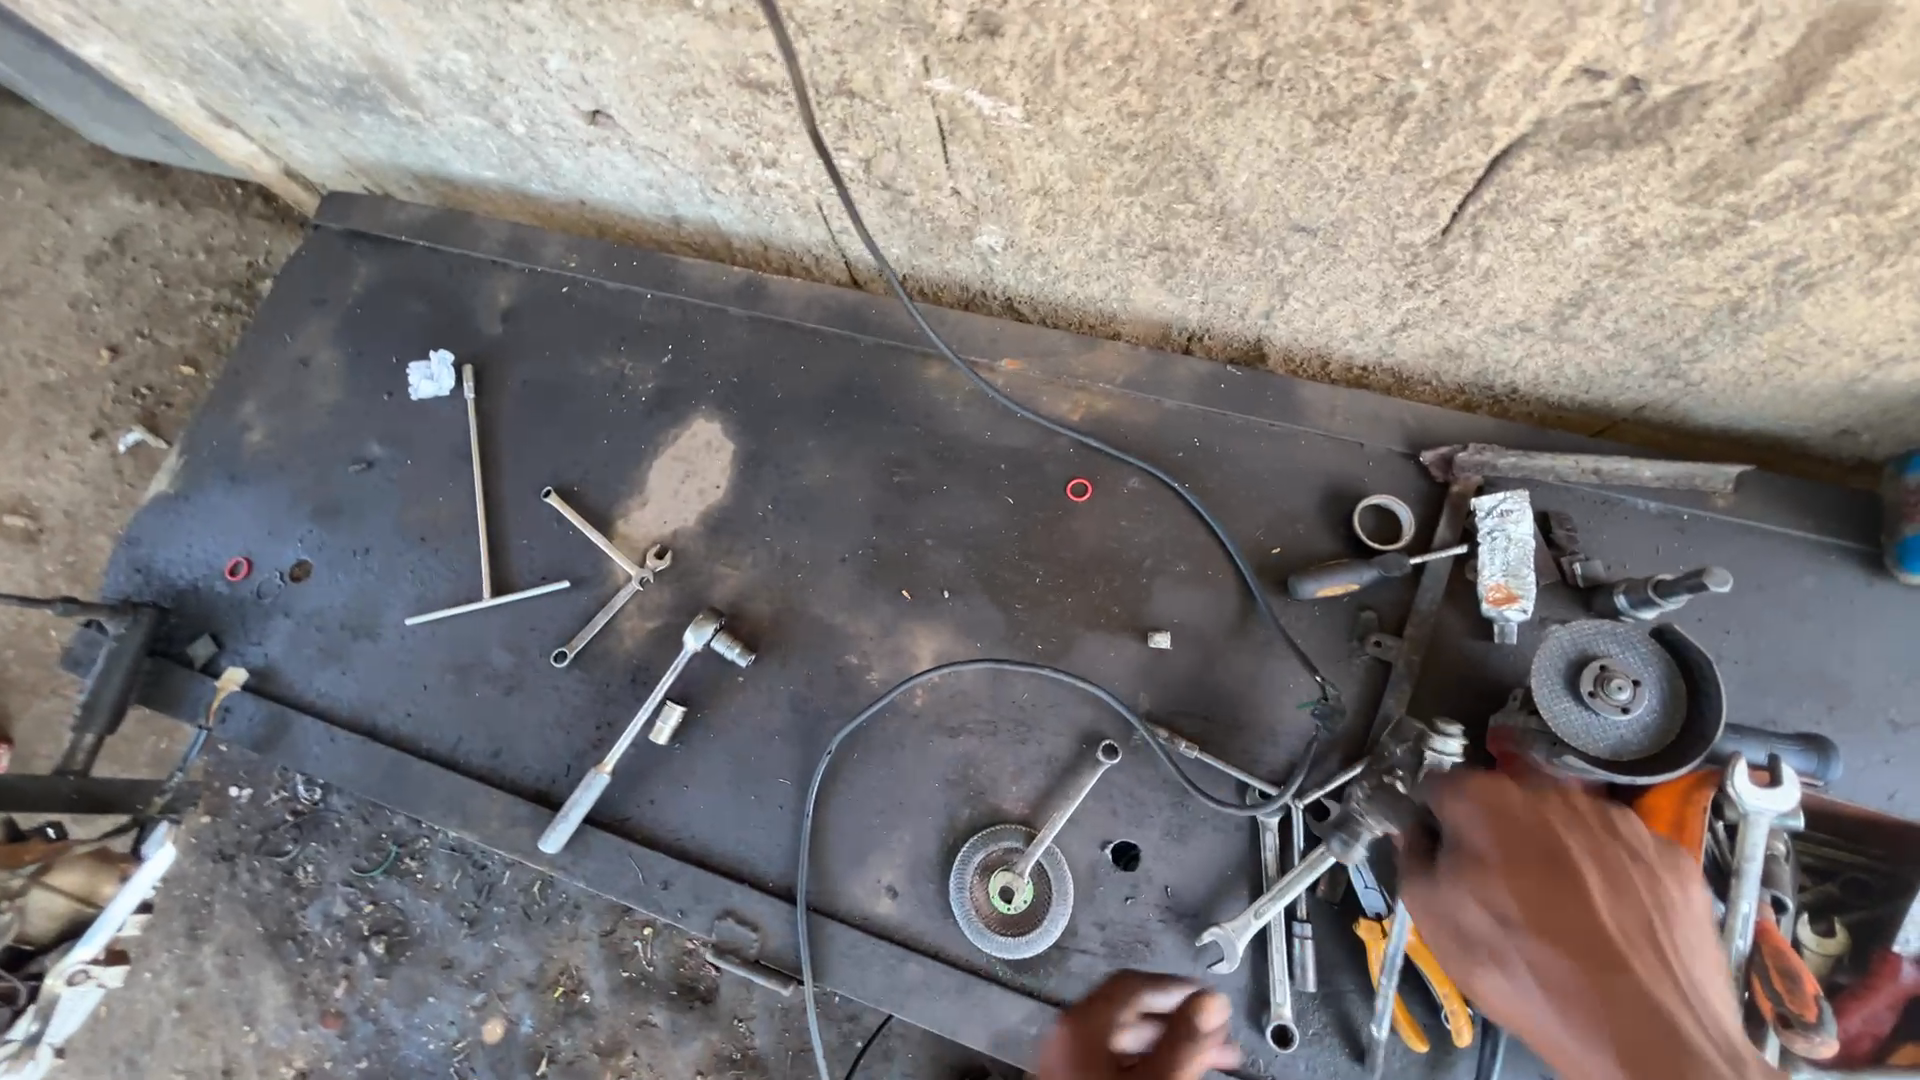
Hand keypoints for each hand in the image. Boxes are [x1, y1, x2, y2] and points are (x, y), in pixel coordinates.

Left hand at [1036, 971, 1241, 1078]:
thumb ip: (1185, 1042)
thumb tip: (1211, 1002)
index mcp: (1081, 1023)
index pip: (1134, 984)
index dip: (1176, 988)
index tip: (1212, 1001)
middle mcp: (1068, 1034)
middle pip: (1131, 1012)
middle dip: (1179, 1021)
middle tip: (1220, 1036)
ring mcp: (1067, 1061)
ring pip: (1125, 1041)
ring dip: (1168, 1045)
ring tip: (1211, 1062)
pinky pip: (1113, 1063)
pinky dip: (1147, 1064)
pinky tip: (1175, 1076)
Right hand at [1400, 771, 1777, 1079]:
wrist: (1647, 1037)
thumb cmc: (1521, 969)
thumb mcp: (1431, 916)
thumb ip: (1413, 856)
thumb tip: (1418, 834)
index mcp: (1480, 797)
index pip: (1440, 785)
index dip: (1436, 819)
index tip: (1444, 853)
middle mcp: (1548, 792)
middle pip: (1505, 798)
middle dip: (1496, 829)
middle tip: (1500, 884)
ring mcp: (1616, 821)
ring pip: (1565, 820)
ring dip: (1553, 846)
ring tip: (1560, 906)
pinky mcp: (1669, 855)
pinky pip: (1620, 849)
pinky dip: (1609, 871)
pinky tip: (1608, 916)